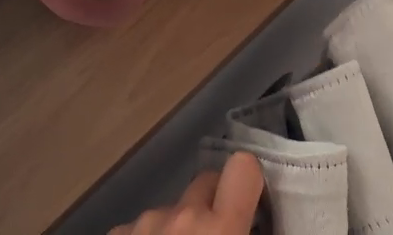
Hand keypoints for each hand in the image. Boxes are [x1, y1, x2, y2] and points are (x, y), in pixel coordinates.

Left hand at [111, 150, 263, 234]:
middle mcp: (182, 215)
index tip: (249, 204)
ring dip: (177, 226)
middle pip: (205, 182)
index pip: (243, 166)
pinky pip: (139, 227)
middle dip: (211, 204)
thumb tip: (253, 219)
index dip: (247, 182)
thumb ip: (245, 227)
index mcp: (220, 227)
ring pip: (171, 208)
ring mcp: (143, 224)